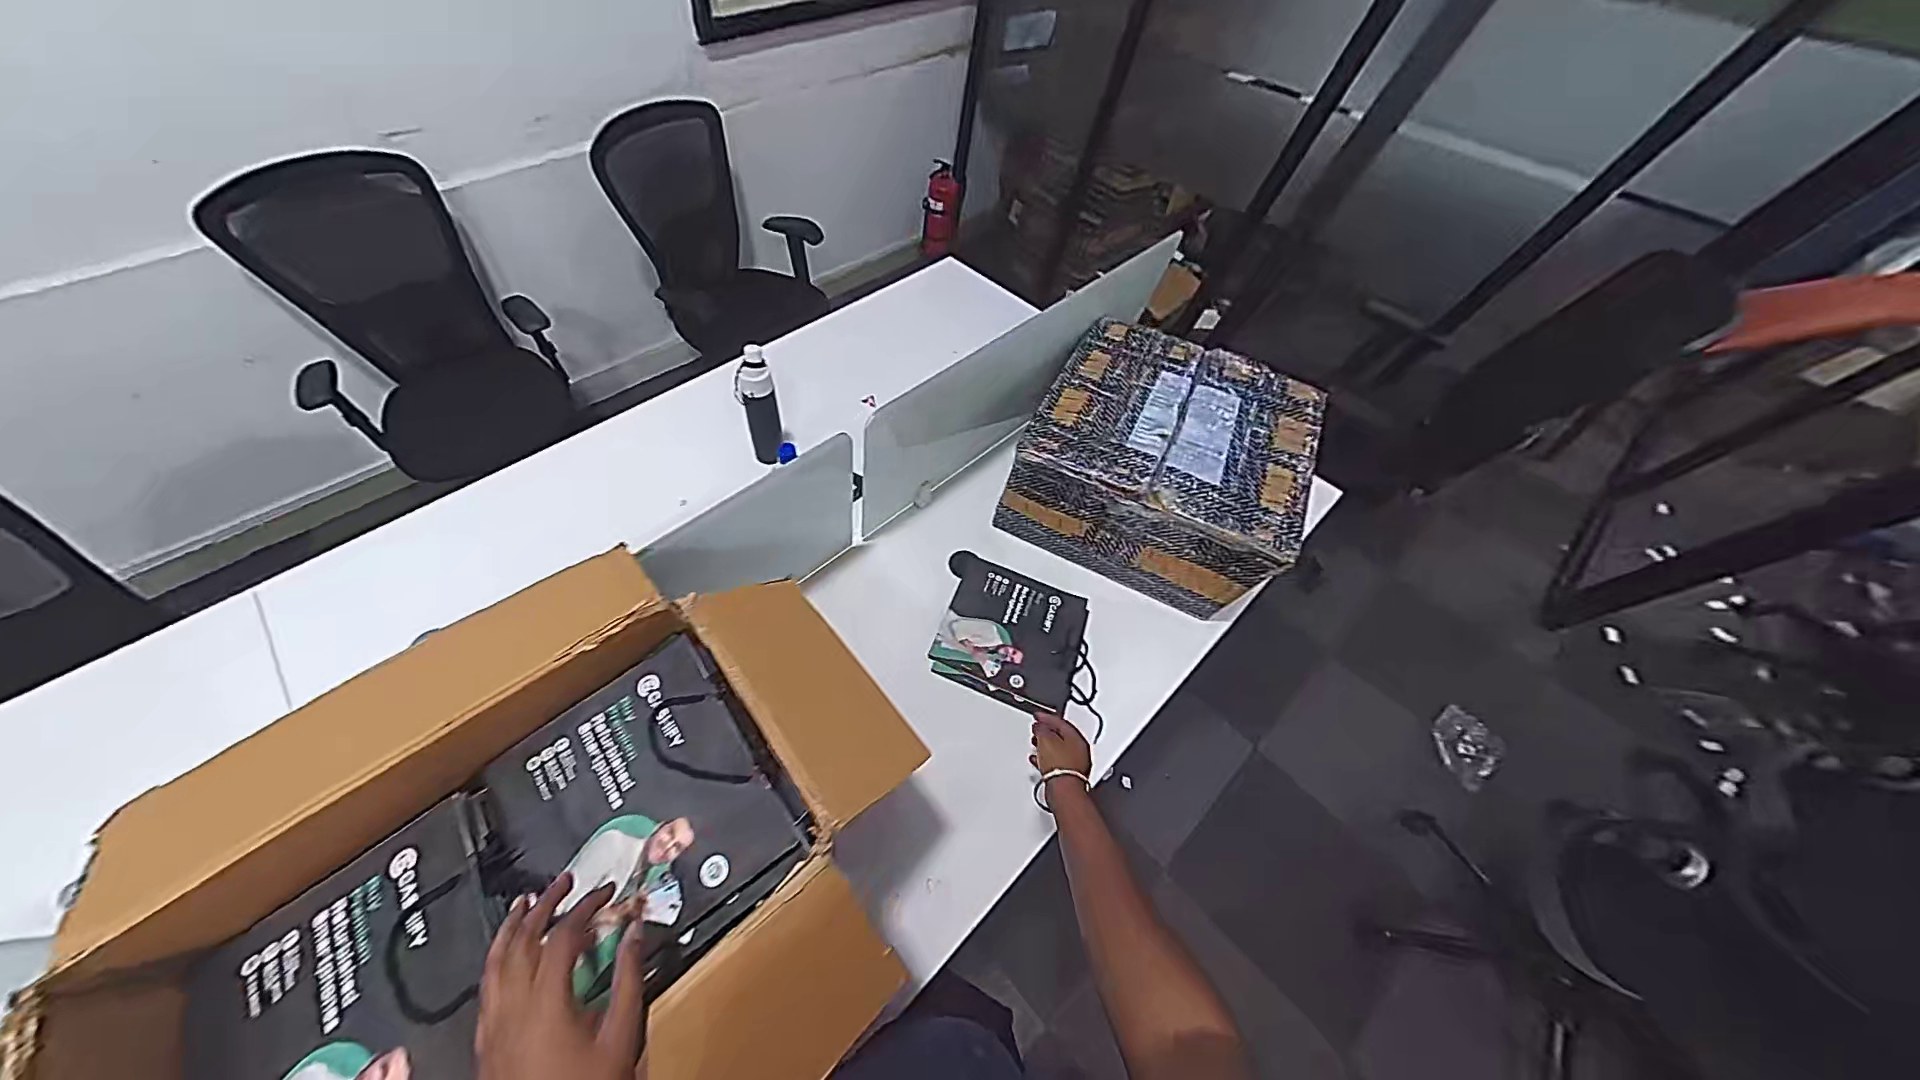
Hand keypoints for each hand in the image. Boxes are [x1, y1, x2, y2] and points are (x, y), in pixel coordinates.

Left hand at [476, 873, 649, 1079]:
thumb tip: (635, 929)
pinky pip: (486, 990)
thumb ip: (628, 974)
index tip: (607, 892)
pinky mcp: (486, 1046)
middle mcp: (511, 1011)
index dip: (585, 907)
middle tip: (565, 881)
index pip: (562, 937)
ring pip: (493, 966)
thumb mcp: (621, 1032)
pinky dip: (498, 960)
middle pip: (521, 943)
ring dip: (511, 928)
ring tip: (525, 903)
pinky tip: (508, 956)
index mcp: (545, 1004)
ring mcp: (493, 1030)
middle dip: (544, 906)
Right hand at [1031, 712, 1091, 778]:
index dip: (1047, 717)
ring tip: (1035, 743)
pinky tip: (1038, 759)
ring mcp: (1075, 763)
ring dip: (1046, 745)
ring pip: (1058, 749)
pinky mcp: (1069, 775)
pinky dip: (1046, 758)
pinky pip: (1056, 762)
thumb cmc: (1060, 766)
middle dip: (1047, 731)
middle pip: (1061, 736)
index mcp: (1077, 739)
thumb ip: (1041, 730)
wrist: (1063, 789)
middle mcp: (1080, 750)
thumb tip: (1039, 727)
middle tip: (1037, 728)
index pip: (1061, 722)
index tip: (1038, 716)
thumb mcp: (1045, 740)